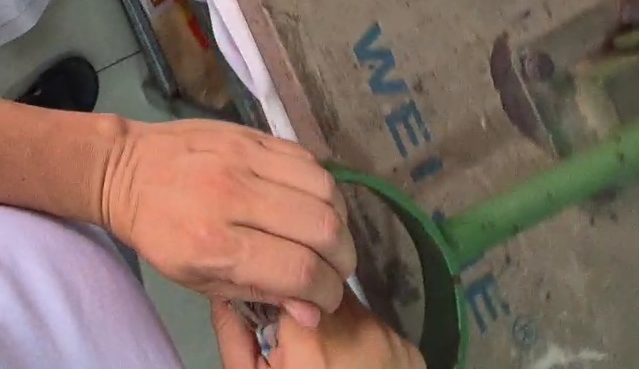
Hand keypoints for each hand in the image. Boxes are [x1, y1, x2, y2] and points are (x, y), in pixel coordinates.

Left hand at [96, 120, 355, 325]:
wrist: (123, 168)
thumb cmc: (157, 231)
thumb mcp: (196, 279)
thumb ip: (258, 293)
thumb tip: (313, 309)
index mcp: (215, 242)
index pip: (301, 269)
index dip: (327, 292)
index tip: (324, 296)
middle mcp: (233, 194)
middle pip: (323, 226)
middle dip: (341, 257)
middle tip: (331, 267)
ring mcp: (241, 155)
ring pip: (323, 186)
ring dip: (336, 217)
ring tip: (323, 233)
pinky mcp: (245, 131)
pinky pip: (303, 155)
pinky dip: (317, 183)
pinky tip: (305, 199)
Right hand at [212, 294, 426, 368]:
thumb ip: (234, 333)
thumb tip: (226, 292)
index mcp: (310, 333)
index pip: (285, 277)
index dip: (277, 290)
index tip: (272, 313)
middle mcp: (354, 323)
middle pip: (319, 288)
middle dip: (307, 305)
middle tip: (301, 344)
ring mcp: (389, 337)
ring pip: (350, 306)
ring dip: (336, 322)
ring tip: (330, 362)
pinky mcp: (412, 353)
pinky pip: (377, 331)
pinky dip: (365, 344)